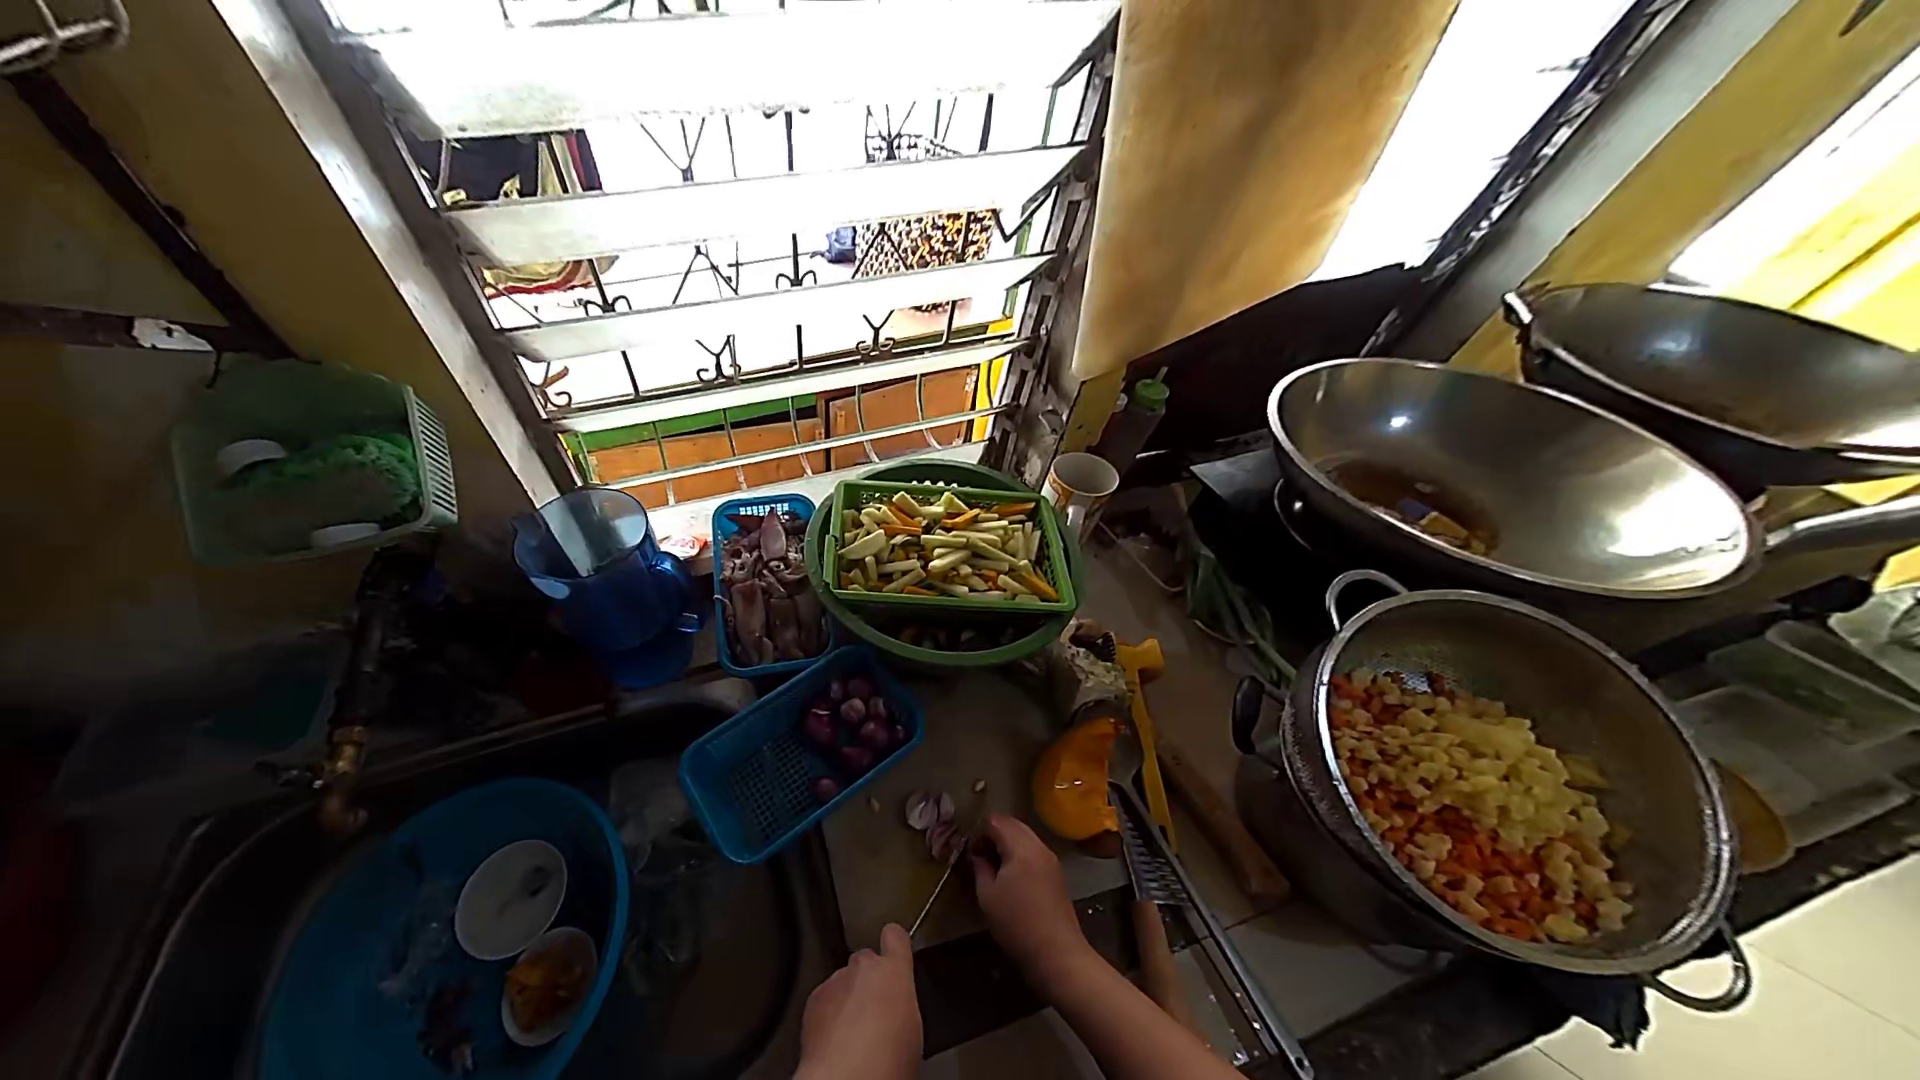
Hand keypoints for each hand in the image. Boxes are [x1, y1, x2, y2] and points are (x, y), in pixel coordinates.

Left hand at [796, 923, 921, 1079]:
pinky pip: (824, 1000)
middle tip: (872, 1012)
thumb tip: (896, 1008)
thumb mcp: (913, 1028)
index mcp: (894, 970)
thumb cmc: (886, 1061)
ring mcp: (836, 981)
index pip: (895, 936)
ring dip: (846, 998)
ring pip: (843, 982)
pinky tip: (833, 1040)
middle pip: (865, 962)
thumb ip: (903, 1001)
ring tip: (850, 1032)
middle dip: (867, 981)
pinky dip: (827, 1014)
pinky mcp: (814, 999)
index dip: (894, 943)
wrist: (846, 1078)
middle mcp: (864, 967)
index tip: (894, 950)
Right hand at [970, 814, 1096, 990]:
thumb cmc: (1017, 923)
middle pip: (1014, 825)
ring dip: (1008, 844)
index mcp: (1021, 847)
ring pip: (1026, 837)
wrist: (1057, 953)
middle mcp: (1039, 846)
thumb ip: (980, 868)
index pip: (997, 821)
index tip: (970, 851)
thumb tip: (978, 855)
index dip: (980, 831)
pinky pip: (1034, 851)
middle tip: (980, 856)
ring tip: (994, 867)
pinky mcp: (1056, 874)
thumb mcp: (988, 896)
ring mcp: (1051, 859)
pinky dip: (1020, 854)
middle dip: (995, 834)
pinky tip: (1011, 877)